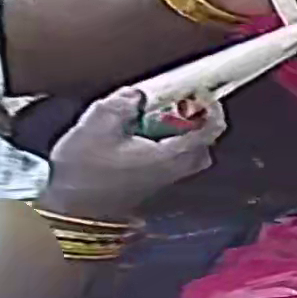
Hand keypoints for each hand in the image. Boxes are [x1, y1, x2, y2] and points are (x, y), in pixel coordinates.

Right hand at [39, 88, 225, 219]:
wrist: (82, 207)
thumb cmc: (88, 170)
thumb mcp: (93, 132)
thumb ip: (117, 108)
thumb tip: (138, 92)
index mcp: (182, 152)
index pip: (214, 125)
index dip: (210, 105)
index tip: (197, 90)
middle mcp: (193, 161)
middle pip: (204, 128)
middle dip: (188, 111)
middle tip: (164, 99)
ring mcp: (185, 169)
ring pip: (191, 137)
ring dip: (174, 122)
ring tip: (147, 113)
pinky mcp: (173, 172)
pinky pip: (181, 146)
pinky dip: (168, 134)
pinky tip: (141, 130)